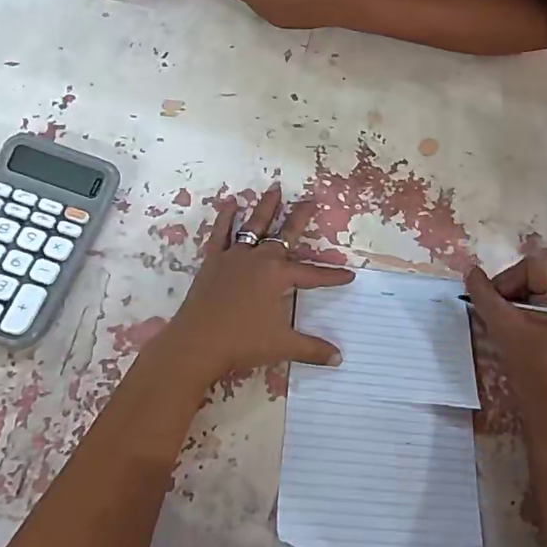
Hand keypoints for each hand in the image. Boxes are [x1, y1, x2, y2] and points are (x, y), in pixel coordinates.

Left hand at [139, 184, 352, 390]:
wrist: (198, 342)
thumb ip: (312, 348)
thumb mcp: (282, 345)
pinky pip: (220, 234)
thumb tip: (339, 358)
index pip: (312, 274)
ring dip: (265, 208)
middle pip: (284, 234)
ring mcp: (233, 257)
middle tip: (311, 200)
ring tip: (274, 189)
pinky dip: (225, 218)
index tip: (349, 274)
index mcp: (278, 275)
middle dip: (300, 218)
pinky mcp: (212, 261)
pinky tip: (230, 204)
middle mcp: (258, 258)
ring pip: (253, 226)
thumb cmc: (243, 342)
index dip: (331, 275)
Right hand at [464, 253, 546, 412]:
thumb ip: (482, 292)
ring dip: (503, 303)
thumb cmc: (527, 359)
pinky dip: (509, 312)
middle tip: (495, 315)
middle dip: (503, 292)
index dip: (507, 279)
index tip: (497, 302)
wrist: (543, 396)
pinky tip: (504, 327)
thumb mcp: (500, 322)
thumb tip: (470, 271)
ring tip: (499, 323)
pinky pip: (523, 303)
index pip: (530, 267)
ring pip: (521, 290)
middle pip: (524, 277)